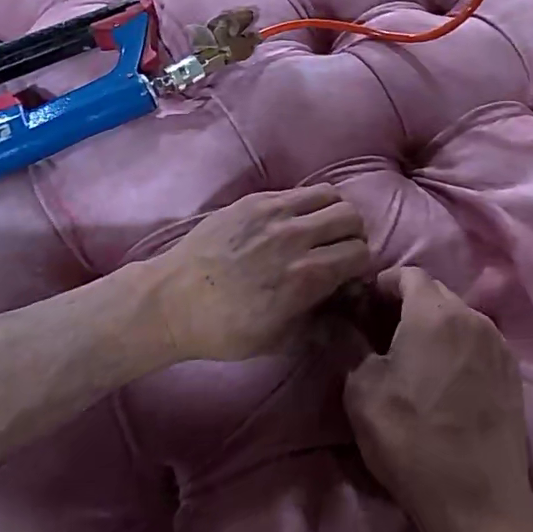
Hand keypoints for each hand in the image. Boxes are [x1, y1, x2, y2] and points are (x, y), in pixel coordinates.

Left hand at [141, 187, 369, 362]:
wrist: (172, 300)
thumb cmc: (224, 330)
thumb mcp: (279, 341)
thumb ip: (321, 324)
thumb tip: (349, 311)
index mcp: (306, 277)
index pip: (360, 253)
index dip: (360, 265)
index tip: (349, 275)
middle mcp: (296, 237)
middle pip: (352, 217)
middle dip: (353, 235)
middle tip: (339, 249)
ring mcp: (274, 213)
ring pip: (330, 194)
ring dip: (334, 212)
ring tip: (321, 229)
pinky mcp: (255, 199)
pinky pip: (299, 190)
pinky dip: (308, 204)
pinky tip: (293, 221)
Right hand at [343, 267, 530, 525]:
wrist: (479, 500)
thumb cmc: (412, 439)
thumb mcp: (363, 392)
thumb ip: (349, 345)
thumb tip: (337, 321)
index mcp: (434, 312)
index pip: (409, 273)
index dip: (384, 283)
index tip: (365, 304)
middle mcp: (472, 316)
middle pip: (436, 293)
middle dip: (409, 303)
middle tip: (384, 331)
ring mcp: (498, 343)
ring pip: (460, 317)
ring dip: (436, 326)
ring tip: (416, 357)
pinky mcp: (513, 372)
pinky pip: (479, 342)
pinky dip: (459, 346)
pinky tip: (446, 378)